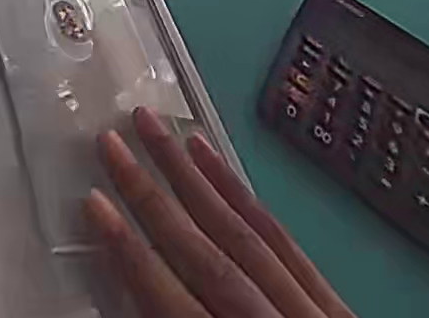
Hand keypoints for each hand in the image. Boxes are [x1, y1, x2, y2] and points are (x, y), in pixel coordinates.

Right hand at [86, 107, 356, 317]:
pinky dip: (239, 193)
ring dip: (190, 174)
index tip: (92, 203)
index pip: (177, 308)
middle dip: (150, 195)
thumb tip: (130, 302)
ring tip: (154, 128)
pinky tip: (210, 158)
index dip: (130, 254)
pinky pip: (282, 239)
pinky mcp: (336, 305)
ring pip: (242, 232)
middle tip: (111, 142)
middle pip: (206, 255)